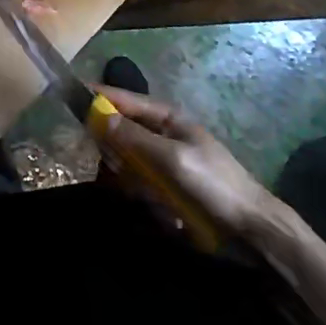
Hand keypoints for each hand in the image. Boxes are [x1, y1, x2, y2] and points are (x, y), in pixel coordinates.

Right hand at [91, 84, 276, 233]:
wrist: (251, 230)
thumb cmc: (214, 184)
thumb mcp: (173, 159)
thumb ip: (135, 138)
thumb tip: (100, 116)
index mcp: (169, 120)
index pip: (127, 101)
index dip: (102, 97)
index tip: (74, 94)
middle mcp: (164, 137)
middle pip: (123, 136)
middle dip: (121, 156)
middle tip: (128, 174)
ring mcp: (165, 166)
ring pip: (129, 167)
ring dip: (139, 186)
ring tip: (162, 202)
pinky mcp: (167, 191)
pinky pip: (142, 190)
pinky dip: (150, 202)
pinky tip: (170, 216)